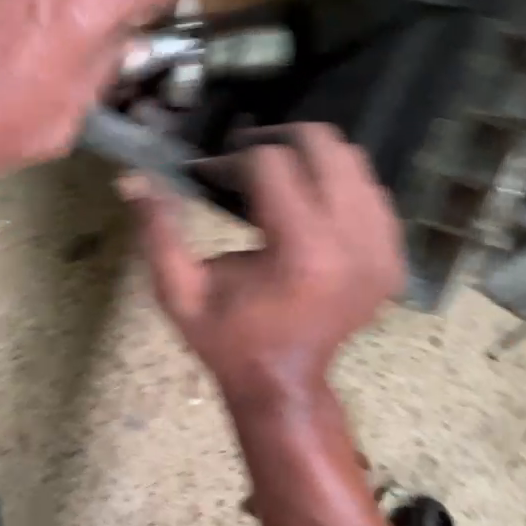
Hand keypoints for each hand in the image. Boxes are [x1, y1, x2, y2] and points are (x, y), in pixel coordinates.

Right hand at [120, 124, 406, 401]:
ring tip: (271, 179)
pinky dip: (335, 185)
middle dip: (275, 142)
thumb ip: (157, 229)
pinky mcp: (393, 257)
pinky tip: (304, 202)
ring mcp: (382, 248)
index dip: (229, 160)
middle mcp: (353, 241)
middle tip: (240, 161)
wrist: (283, 384)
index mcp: (301, 250)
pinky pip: (371, 192)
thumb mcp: (178, 290)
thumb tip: (131, 178)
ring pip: (352, 161)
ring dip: (306, 160)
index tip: (205, 175)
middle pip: (323, 145)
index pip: (271, 163)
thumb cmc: (226, 339)